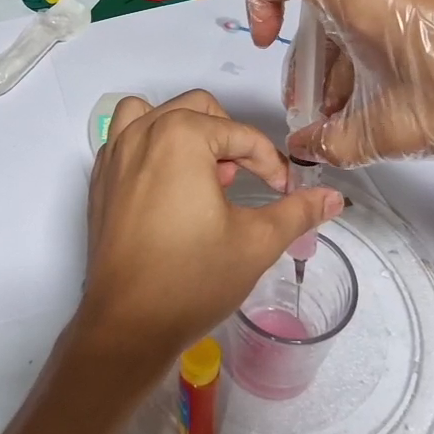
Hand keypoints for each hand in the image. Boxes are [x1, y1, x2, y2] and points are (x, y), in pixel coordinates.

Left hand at [77, 90, 342, 381]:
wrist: (128, 324)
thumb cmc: (193, 278)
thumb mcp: (256, 242)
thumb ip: (298, 212)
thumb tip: (334, 198)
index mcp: (180, 136)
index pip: (240, 134)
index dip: (270, 164)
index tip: (283, 194)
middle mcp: (142, 133)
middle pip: (198, 109)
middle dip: (229, 139)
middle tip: (244, 180)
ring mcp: (113, 155)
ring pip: (151, 114)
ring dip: (182, 131)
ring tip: (200, 173)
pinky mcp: (99, 181)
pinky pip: (125, 141)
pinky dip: (149, 148)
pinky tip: (169, 189)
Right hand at [245, 0, 433, 166]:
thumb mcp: (400, 126)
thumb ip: (338, 140)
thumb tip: (304, 150)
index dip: (260, 0)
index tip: (265, 41)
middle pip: (323, 5)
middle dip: (311, 63)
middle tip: (315, 116)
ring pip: (362, 13)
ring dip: (348, 64)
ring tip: (355, 120)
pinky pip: (397, 11)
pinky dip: (381, 50)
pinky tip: (394, 99)